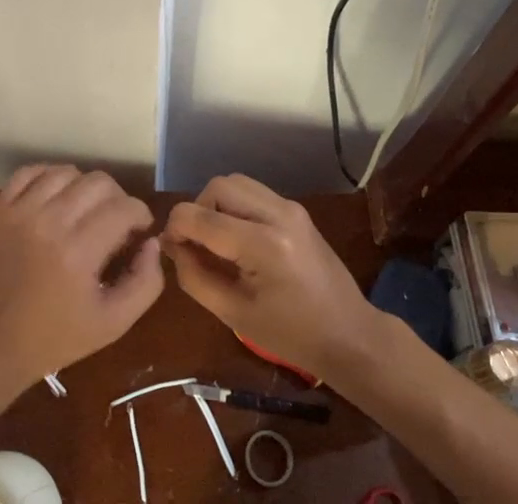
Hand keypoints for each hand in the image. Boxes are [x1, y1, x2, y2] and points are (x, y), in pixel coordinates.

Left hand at [0, 166, 162, 398]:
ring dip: (85, 187)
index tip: (139, 233)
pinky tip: (57, 198)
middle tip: (116, 224)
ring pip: (67, 173)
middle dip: (118, 199)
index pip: (124, 207)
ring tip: (86, 212)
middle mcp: (49, 223)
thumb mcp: (113, 325)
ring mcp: (19, 212)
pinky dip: (50, 177)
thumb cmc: (52, 339)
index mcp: (78, 253)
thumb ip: (146, 283)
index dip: (141, 215)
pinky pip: (30, 172)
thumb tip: (151, 243)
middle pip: (99, 182)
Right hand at [162, 175, 380, 379]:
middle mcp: (278, 214)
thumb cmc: (290, 334)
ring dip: (216, 205)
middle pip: (219, 186)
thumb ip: (195, 276)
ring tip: (214, 241)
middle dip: (197, 210)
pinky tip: (236, 240)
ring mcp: (291, 208)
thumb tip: (171, 245)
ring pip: (237, 184)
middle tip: (194, 244)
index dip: (175, 227)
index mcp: (263, 245)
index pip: (201, 217)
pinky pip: (254, 194)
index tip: (169, 248)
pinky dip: (235, 207)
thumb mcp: (233, 314)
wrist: (348, 333)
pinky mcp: (297, 210)